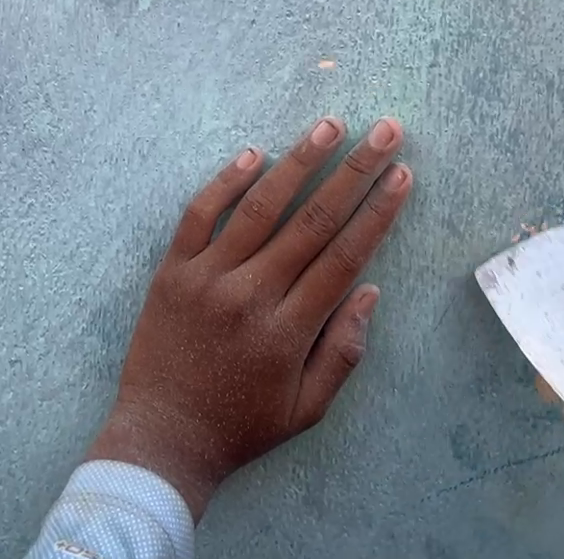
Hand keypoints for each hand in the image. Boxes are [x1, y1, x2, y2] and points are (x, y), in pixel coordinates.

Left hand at [86, 116, 412, 516]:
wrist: (161, 439)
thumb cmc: (241, 427)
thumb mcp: (308, 409)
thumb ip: (344, 351)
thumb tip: (371, 288)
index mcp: (289, 330)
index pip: (345, 256)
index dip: (378, 211)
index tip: (402, 174)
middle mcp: (251, 294)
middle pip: (313, 221)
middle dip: (355, 171)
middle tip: (384, 131)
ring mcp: (207, 278)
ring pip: (260, 206)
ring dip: (299, 161)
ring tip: (331, 126)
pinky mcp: (172, 270)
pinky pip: (199, 214)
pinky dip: (226, 181)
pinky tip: (254, 152)